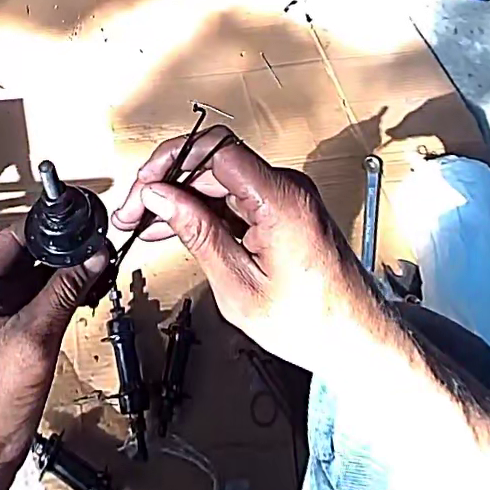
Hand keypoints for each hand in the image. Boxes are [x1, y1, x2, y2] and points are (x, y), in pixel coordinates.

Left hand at [0, 224, 106, 486]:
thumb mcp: (34, 338)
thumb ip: (64, 291)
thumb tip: (90, 258)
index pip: (11, 239)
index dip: (46, 230)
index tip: (75, 225)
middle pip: (22, 258)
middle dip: (58, 255)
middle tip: (90, 251)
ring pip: (29, 280)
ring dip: (59, 277)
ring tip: (90, 273)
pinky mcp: (1, 334)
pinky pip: (31, 302)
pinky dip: (54, 298)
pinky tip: (77, 298)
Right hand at [111, 126, 382, 373]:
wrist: (355, 340)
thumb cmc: (311, 322)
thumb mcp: (238, 286)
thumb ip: (196, 232)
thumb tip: (159, 196)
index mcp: (280, 200)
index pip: (216, 150)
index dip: (173, 160)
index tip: (145, 185)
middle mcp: (285, 188)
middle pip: (210, 162)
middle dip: (166, 182)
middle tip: (134, 211)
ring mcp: (282, 196)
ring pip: (215, 178)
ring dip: (178, 196)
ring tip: (143, 222)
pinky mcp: (279, 207)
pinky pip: (230, 195)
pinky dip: (200, 208)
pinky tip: (171, 226)